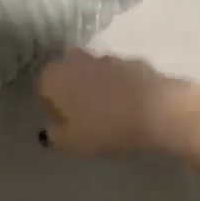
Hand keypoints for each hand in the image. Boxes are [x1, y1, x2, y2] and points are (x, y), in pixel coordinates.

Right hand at [33, 48, 199, 156]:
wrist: (158, 109)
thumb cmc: (107, 128)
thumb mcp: (73, 143)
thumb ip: (54, 137)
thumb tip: (48, 131)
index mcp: (52, 78)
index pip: (41, 92)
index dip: (52, 110)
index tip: (67, 127)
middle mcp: (70, 60)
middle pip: (64, 77)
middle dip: (72, 93)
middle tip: (87, 117)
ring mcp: (101, 57)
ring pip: (90, 73)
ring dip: (95, 88)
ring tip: (112, 112)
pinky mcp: (128, 59)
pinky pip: (116, 75)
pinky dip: (118, 86)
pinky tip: (131, 105)